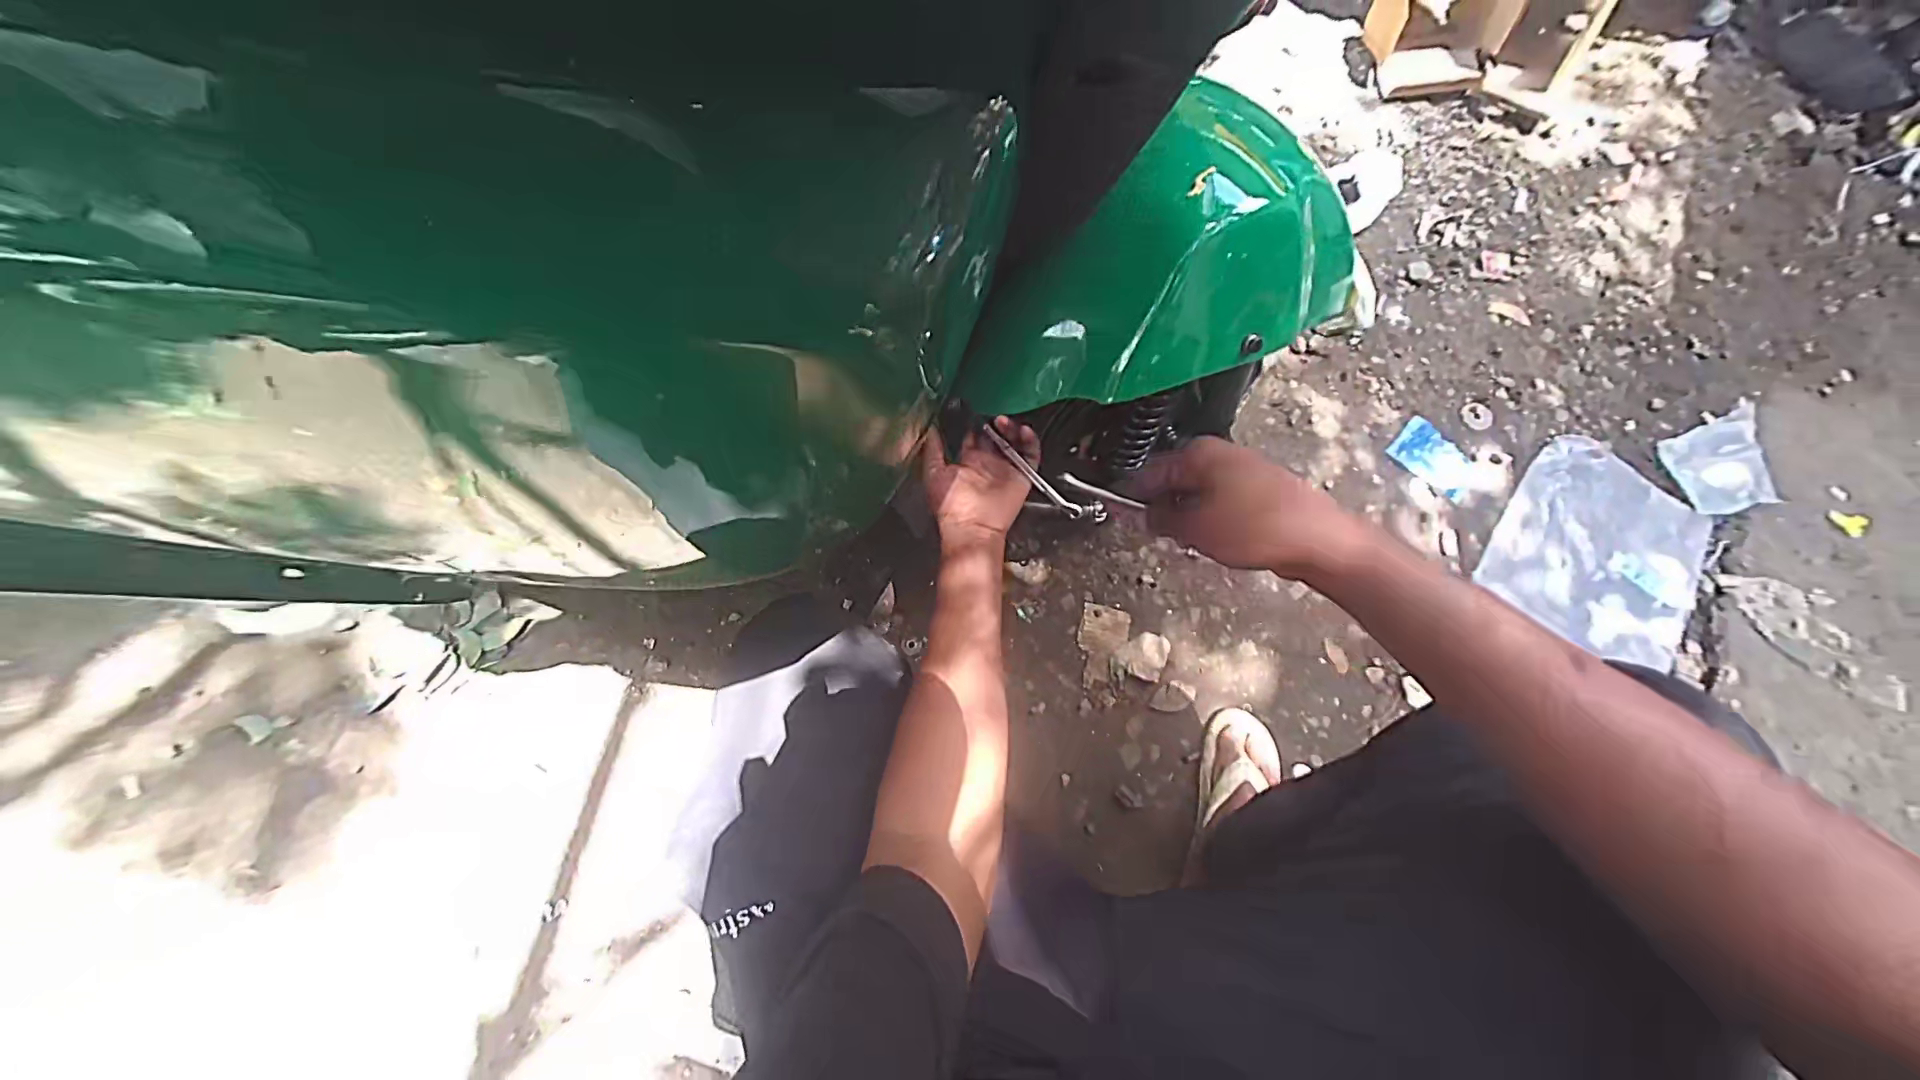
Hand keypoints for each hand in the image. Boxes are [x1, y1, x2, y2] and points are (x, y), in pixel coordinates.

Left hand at [921, 415, 1038, 550]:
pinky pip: (1031, 454)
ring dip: (1012, 427)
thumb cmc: (950, 507)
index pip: (975, 435)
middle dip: (996, 422)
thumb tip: (930, 430)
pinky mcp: (1021, 476)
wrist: (972, 527)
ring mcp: (1005, 469)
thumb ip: (933, 449)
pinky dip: (1030, 441)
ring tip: (1004, 422)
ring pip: (1014, 441)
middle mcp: (988, 464)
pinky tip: (1023, 431)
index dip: (975, 422)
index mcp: (968, 462)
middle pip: (997, 435)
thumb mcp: (933, 472)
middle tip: (992, 415)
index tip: (974, 408)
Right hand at [1133, 436, 1365, 579]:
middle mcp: (1219, 454)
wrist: (1319, 541)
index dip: (1130, 496)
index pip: (1147, 471)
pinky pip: (1218, 502)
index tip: (1119, 515)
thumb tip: (1137, 514)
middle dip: (1161, 507)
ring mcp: (1241, 470)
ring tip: (1192, 540)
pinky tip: (1217, 540)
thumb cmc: (1257, 527)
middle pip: (1172, 480)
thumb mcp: (1194, 527)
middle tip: (1159, 534)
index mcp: (1199, 453)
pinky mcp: (1257, 490)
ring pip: (1195, 493)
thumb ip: (1158, 518)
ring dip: (1186, 516)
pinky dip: (1209, 519)